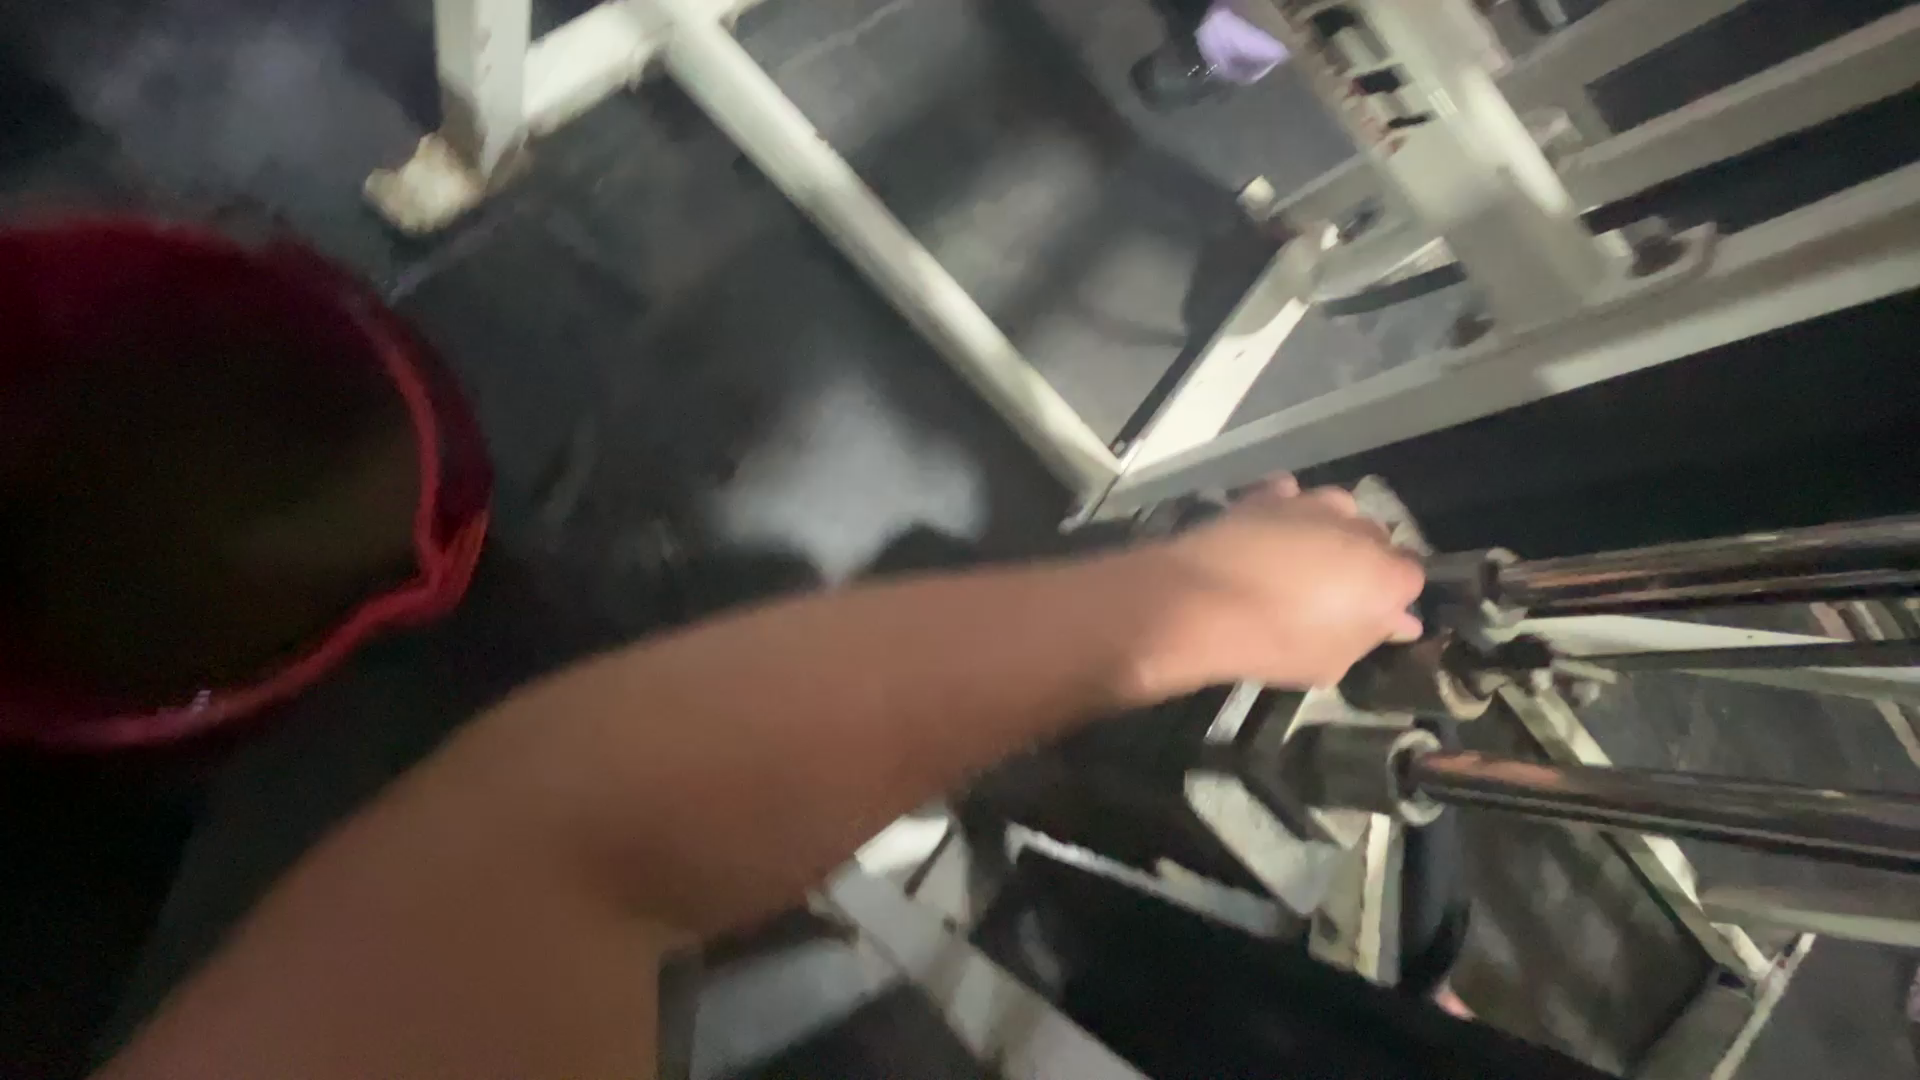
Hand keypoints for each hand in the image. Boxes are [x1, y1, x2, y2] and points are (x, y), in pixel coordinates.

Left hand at [1118, 476, 1425, 698]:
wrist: (1201, 603)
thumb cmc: (1273, 642)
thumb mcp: (1330, 662)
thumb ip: (1369, 635)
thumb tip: (1397, 622)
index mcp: (1386, 574)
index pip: (1409, 579)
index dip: (1389, 597)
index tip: (1368, 614)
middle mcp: (1356, 529)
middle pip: (1375, 539)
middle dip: (1362, 560)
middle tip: (1331, 590)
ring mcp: (1307, 505)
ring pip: (1337, 508)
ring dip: (1329, 528)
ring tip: (1301, 556)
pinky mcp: (1262, 496)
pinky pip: (1285, 493)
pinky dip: (1284, 506)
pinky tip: (1268, 527)